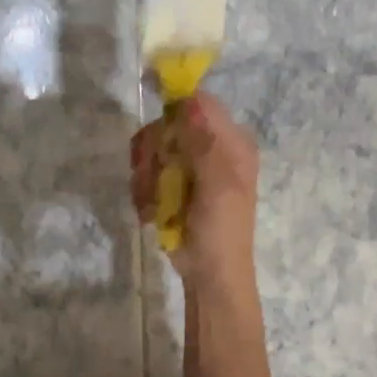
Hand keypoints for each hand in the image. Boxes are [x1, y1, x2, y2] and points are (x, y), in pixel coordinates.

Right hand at [130, 90, 258, 286]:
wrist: (210, 276)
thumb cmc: (220, 231)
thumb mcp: (218, 185)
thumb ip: (205, 142)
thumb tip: (189, 100)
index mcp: (232, 142)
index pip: (199, 103)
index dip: (173, 103)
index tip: (148, 114)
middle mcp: (213, 147)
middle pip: (169, 124)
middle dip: (153, 151)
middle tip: (147, 175)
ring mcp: (192, 166)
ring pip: (154, 149)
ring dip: (146, 175)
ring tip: (151, 202)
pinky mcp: (174, 184)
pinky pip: (148, 171)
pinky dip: (143, 190)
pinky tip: (150, 210)